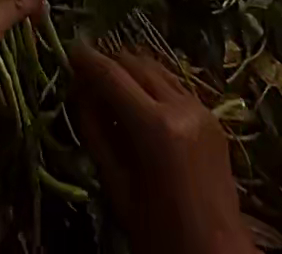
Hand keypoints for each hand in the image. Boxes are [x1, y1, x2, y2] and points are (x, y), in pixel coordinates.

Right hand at [71, 43, 256, 253]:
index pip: (112, 76)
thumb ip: (96, 132)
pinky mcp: (212, 116)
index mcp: (156, 128)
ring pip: (157, 69)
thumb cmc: (159, 233)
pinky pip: (174, 86)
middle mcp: (181, 107)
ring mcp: (201, 108)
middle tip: (85, 72)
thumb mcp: (117, 186)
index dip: (88, 60)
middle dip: (108, 62)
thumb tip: (79, 92)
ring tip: (108, 82)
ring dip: (130, 69)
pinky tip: (138, 98)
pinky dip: (152, 83)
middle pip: (136, 63)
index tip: (69, 48)